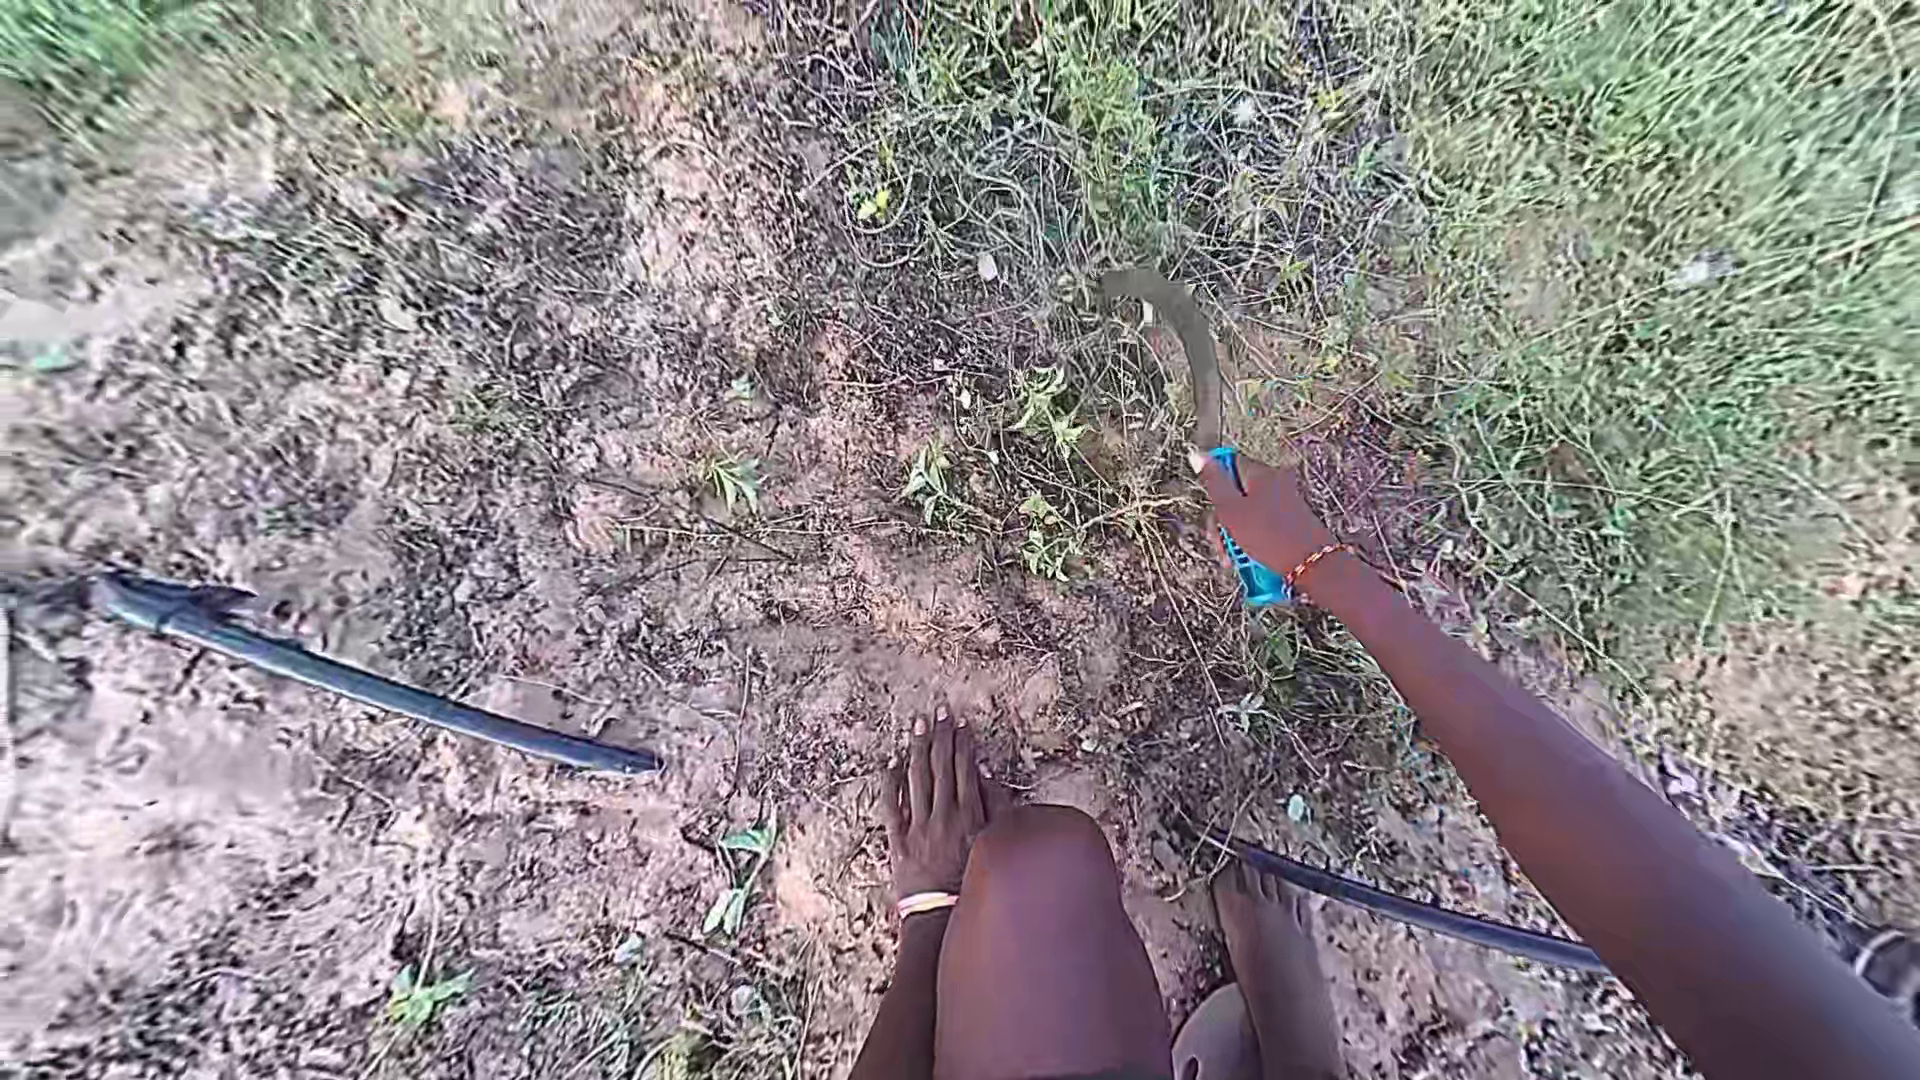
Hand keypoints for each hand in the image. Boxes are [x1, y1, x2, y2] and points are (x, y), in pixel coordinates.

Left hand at [881, 707, 1003, 899]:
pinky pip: (892, 804)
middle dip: (941, 735)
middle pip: (941, 765)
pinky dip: (892, 781)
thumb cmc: (973, 882)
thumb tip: (984, 772)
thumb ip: (996, 806)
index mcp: (970, 815)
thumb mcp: (995, 844)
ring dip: (918, 747)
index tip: (962, 723)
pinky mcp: (898, 839)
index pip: (965, 768)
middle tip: (940, 711)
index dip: (963, 742)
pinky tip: (894, 761)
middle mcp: (943, 815)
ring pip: (917, 777)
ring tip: (919, 724)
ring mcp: (918, 826)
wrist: (942, 919)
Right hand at [1194, 450, 1337, 572]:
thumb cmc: (1270, 537)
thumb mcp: (1231, 509)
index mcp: (1261, 473)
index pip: (1228, 463)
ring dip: (1233, 533)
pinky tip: (1248, 556)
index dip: (1215, 484)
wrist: (1311, 565)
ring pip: (1245, 511)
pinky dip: (1250, 539)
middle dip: (1222, 518)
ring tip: (1233, 555)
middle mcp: (1275, 482)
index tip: (1215, 506)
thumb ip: (1214, 481)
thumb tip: (1199, 455)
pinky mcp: (1289, 520)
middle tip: (1221, 539)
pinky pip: (1259, 524)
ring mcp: (1283, 501)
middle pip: (1235, 491)